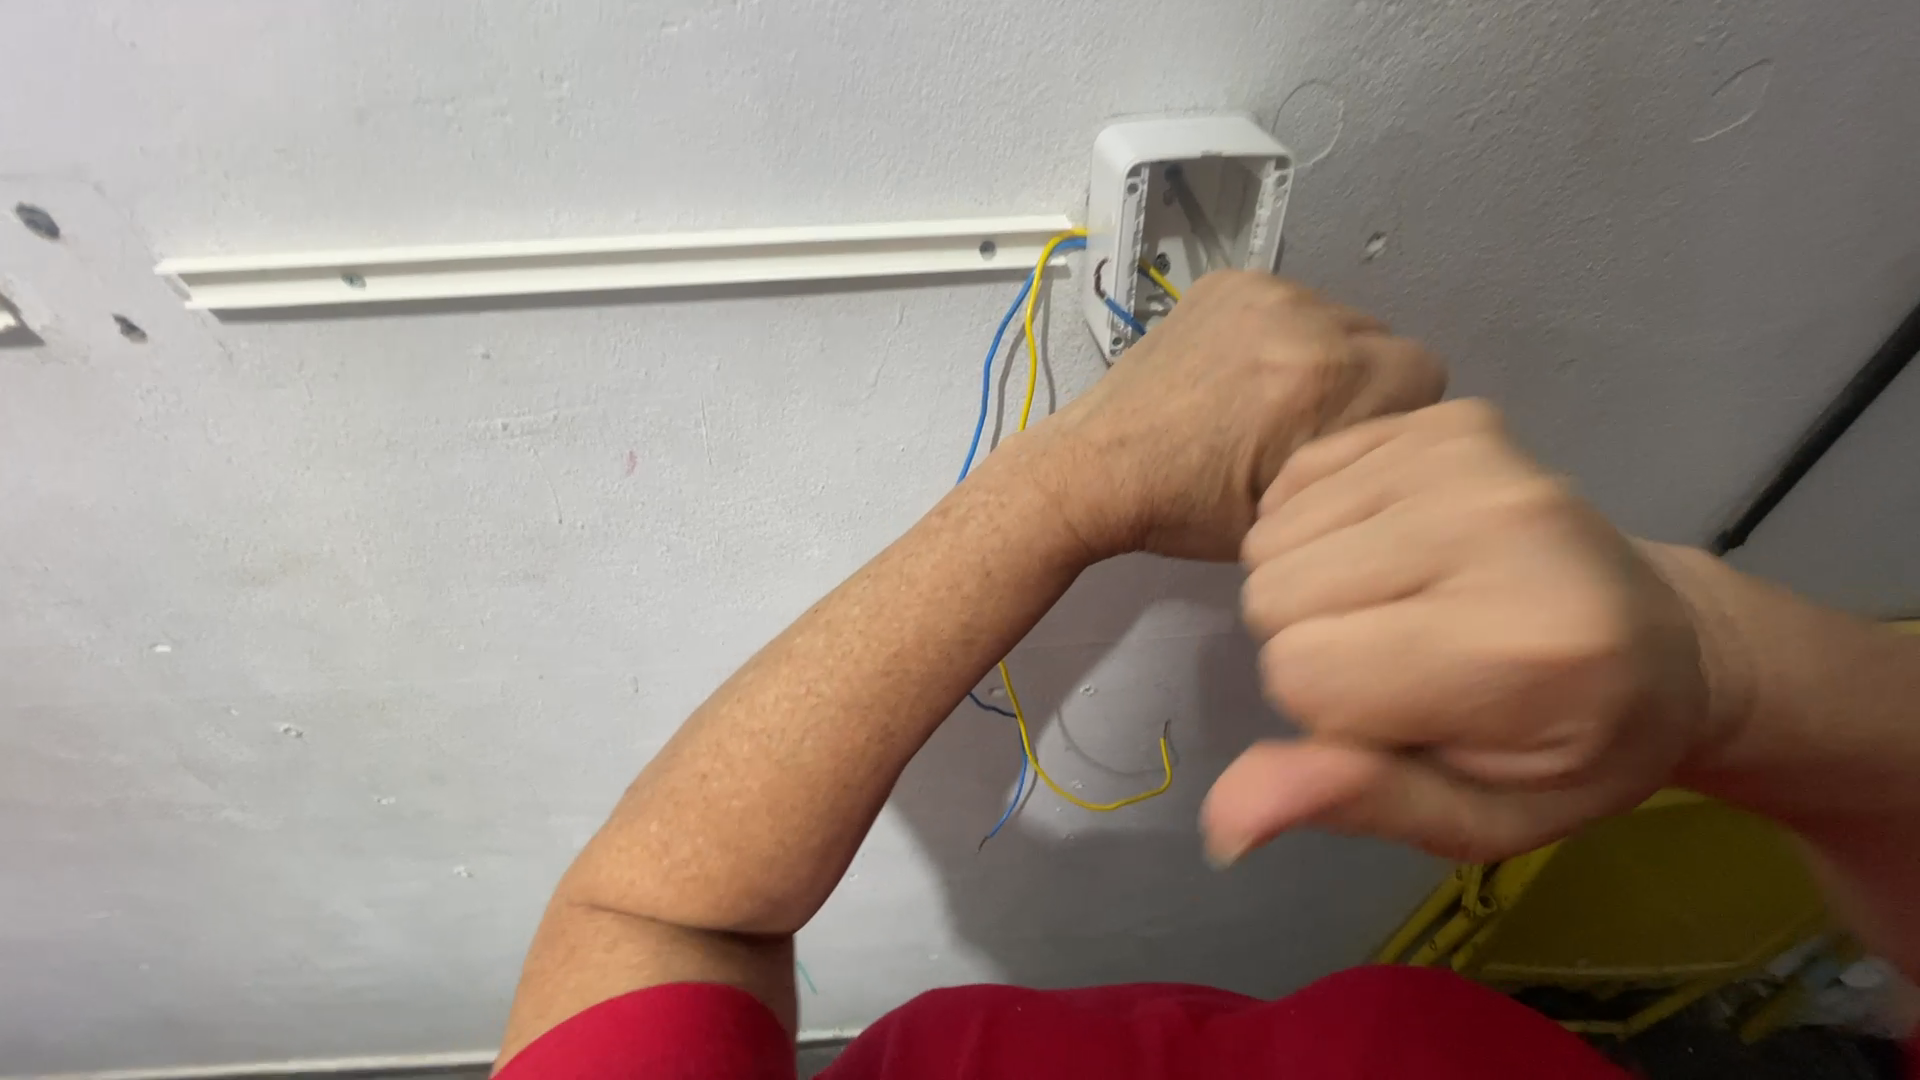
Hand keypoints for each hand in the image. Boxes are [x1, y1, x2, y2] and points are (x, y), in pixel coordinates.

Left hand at [1021, 271, 1444, 561]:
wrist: (1093, 468)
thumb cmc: (1185, 508)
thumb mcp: (1288, 512)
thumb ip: (1355, 463)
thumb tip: (1384, 434)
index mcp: (1322, 377)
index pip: (1426, 375)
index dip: (1389, 418)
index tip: (1339, 446)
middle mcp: (1300, 317)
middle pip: (1383, 341)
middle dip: (1357, 385)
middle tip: (1298, 428)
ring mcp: (1256, 291)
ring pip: (1335, 319)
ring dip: (1316, 356)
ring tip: (1259, 403)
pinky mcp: (1221, 284)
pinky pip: (1285, 303)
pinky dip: (1273, 335)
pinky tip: (1231, 376)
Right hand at [1204, 400, 1718, 863]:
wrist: (1668, 638)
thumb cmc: (1567, 744)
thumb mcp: (1474, 816)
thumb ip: (1353, 802)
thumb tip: (1222, 825)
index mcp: (1522, 648)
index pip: (1300, 674)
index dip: (1330, 709)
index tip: (1402, 711)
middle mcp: (1498, 524)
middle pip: (1272, 596)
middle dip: (1309, 639)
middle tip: (1397, 651)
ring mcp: (1467, 455)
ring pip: (1270, 538)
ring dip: (1309, 581)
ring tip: (1397, 599)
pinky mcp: (1440, 416)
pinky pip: (1290, 481)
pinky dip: (1315, 523)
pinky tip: (1384, 544)